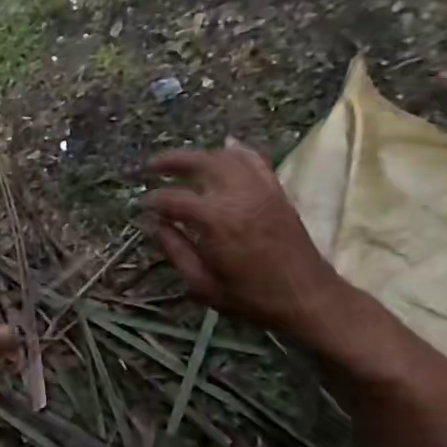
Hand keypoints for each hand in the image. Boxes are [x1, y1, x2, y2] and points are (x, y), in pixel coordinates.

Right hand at [142, 144, 347, 334]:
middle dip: (170, 162)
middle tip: (149, 168)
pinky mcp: (275, 190)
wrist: (307, 296)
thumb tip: (151, 225)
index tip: (139, 206)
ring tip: (179, 162)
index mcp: (216, 219)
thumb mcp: (202, 283)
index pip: (174, 199)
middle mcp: (237, 194)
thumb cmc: (252, 297)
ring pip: (224, 157)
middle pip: (199, 163)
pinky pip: (253, 160)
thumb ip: (174, 249)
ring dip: (198, 155)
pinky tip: (223, 149)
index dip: (152, 201)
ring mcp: (260, 188)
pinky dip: (235, 152)